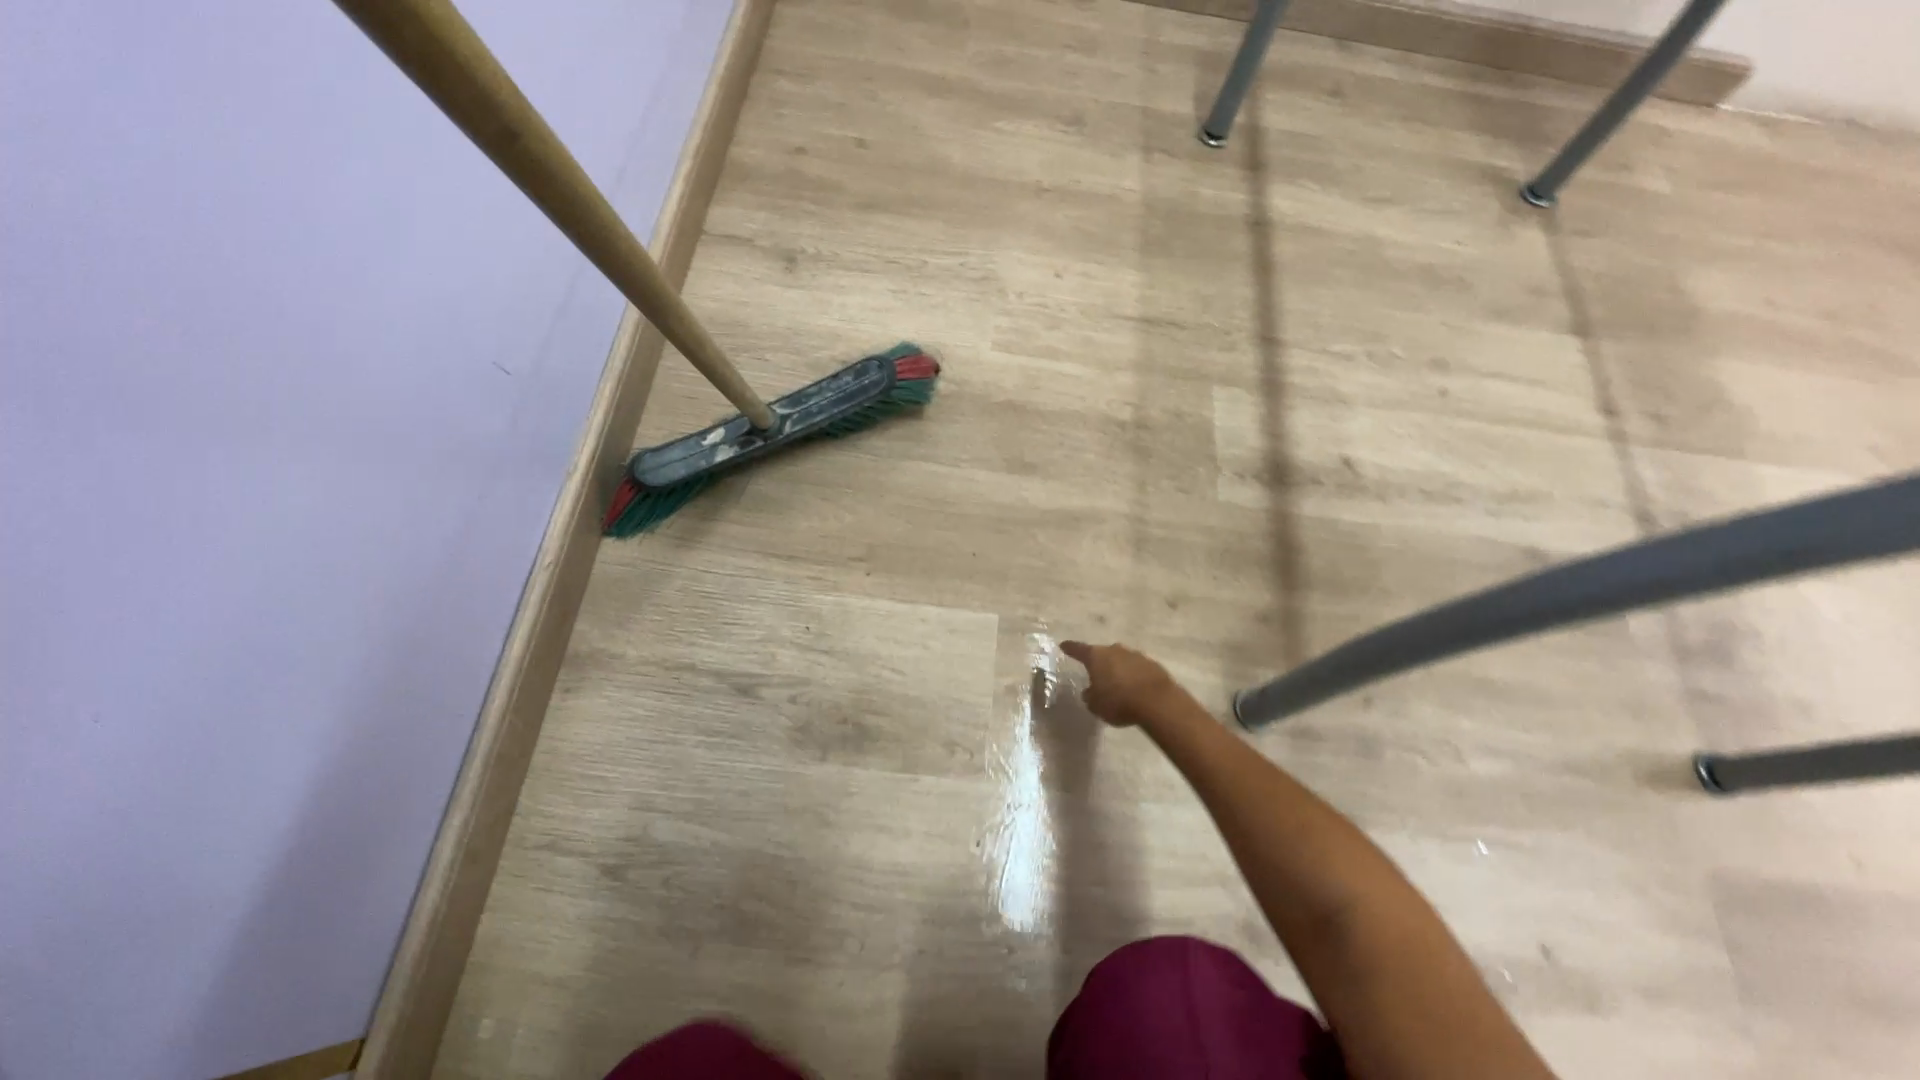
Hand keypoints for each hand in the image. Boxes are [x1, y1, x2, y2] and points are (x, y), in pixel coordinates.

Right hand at [1059, 640, 1182, 727]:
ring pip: (1122, 660)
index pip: (1078, 649)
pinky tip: (1135, 689)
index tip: (1063, 645)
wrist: (1157, 702)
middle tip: (1096, 674)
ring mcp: (1136, 655)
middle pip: (1103, 654)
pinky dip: (1134, 676)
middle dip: (1099, 662)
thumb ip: (1090, 696)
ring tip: (1118, 685)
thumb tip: (1090, 691)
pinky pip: (1138, 668)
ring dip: (1118, 669)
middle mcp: (1115, 650)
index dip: (1070, 648)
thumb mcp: (1096, 705)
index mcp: (1096, 657)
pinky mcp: (1153, 664)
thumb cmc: (1119, 702)